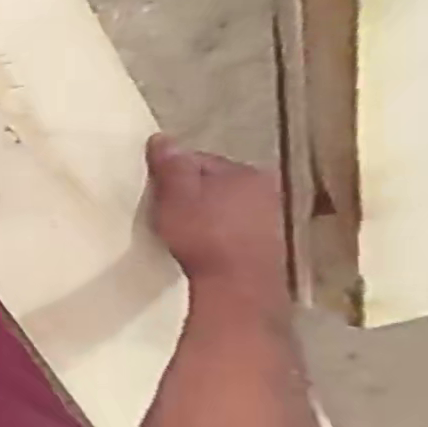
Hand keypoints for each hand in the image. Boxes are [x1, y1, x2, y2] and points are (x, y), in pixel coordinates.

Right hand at [146, 134, 288, 305]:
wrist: (238, 288)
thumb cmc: (204, 235)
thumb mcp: (176, 196)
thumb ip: (170, 165)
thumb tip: (162, 138)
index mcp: (245, 171)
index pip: (198, 160)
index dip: (172, 174)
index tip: (155, 191)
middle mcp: (266, 189)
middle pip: (215, 183)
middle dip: (192, 193)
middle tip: (166, 211)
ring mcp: (272, 219)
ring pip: (226, 207)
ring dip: (205, 214)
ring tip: (181, 231)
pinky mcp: (269, 247)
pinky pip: (234, 229)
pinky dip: (217, 234)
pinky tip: (203, 247)